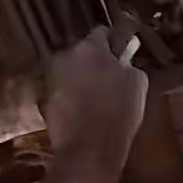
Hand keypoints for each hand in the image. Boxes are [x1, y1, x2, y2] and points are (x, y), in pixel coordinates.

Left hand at [42, 27, 148, 174]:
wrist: (89, 149)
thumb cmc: (119, 111)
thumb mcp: (138, 82)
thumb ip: (129, 64)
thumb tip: (124, 61)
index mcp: (89, 47)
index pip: (102, 32)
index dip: (114, 42)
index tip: (122, 54)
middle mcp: (65, 56)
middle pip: (83, 52)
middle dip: (94, 61)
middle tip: (110, 78)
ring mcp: (52, 78)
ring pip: (71, 72)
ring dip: (81, 78)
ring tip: (97, 98)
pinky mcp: (44, 100)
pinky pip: (62, 91)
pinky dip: (71, 97)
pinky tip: (84, 112)